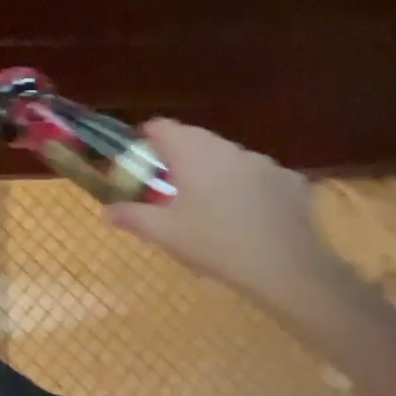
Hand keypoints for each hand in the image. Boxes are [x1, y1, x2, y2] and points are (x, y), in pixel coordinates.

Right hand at [108, 119, 354, 309]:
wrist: (288, 269)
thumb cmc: (216, 244)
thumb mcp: (166, 234)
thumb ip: (132, 217)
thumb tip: (105, 211)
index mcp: (192, 153)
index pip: (161, 126)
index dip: (148, 138)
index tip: (141, 158)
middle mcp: (226, 148)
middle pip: (195, 138)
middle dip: (180, 155)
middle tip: (171, 185)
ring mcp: (262, 161)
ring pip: (228, 155)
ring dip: (215, 169)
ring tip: (212, 203)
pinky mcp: (290, 179)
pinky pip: (260, 174)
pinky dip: (249, 185)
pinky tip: (251, 214)